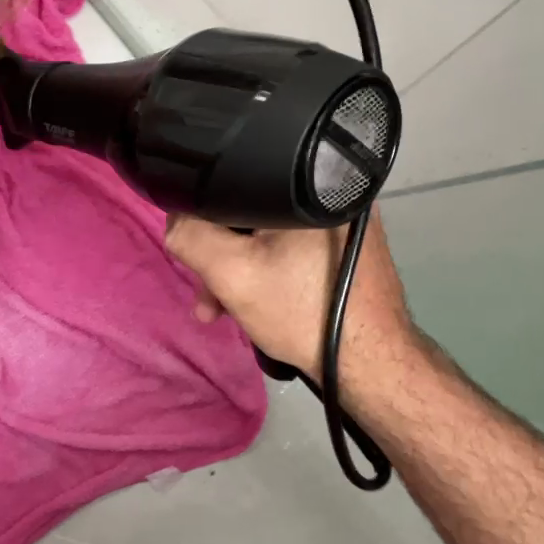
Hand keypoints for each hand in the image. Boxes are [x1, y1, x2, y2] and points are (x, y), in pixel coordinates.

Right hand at [164, 210, 417, 377]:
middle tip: (210, 300)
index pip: (232, 189)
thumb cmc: (301, 311)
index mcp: (311, 181)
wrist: (369, 362)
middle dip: (222, 257)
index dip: (202, 224)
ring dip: (242, 269)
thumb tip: (175, 219)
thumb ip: (190, 238)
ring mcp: (348, 222)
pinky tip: (260, 301)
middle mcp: (336, 191)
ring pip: (270, 236)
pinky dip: (271, 271)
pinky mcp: (352, 248)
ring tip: (226, 310)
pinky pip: (294, 249)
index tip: (195, 262)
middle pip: (250, 217)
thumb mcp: (230, 273)